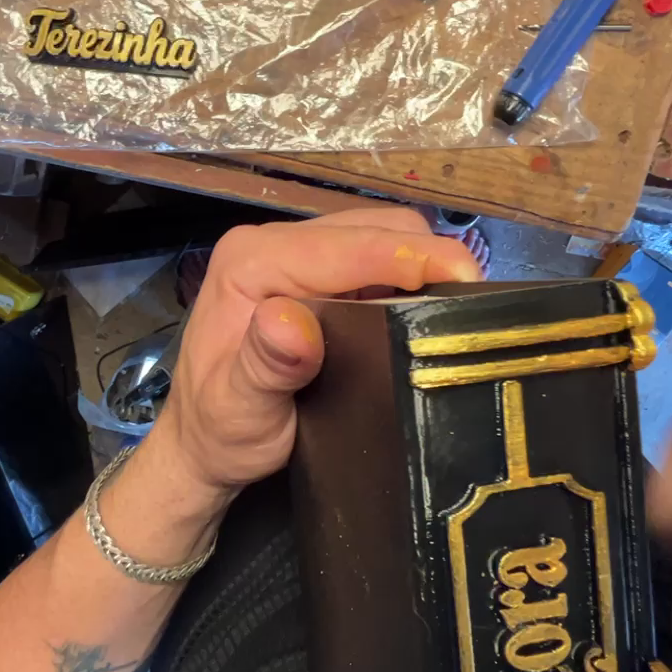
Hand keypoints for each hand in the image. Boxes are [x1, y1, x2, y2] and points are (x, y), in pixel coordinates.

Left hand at [149, 208, 481, 492]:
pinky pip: (372, 259)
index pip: (342, 245)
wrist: (203, 444)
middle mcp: (270, 245)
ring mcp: (292, 256)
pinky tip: (420, 310)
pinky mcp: (312, 274)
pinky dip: (404, 277)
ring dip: (419, 265)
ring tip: (452, 308)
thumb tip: (293, 320)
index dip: (408, 258)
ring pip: (378, 236)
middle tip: (468, 305)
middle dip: (425, 257)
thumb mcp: (240, 410)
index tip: (464, 281)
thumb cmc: (220, 432)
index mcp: (250, 262)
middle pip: (369, 227)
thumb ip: (265, 366)